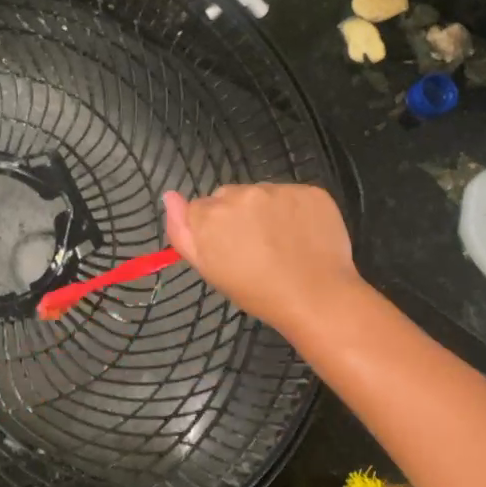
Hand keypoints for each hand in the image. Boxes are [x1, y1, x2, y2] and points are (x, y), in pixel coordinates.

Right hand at [162, 184, 363, 333]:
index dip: (211, 229)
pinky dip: (294, 211)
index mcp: (211, 214)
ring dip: (264, 211)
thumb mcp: (208, 269)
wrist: (316, 296)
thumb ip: (181, 231)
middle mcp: (241, 193)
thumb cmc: (255, 291)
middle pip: (229, 197)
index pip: (199, 208)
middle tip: (252, 248)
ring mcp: (278, 190)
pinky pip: (293, 196)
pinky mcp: (309, 191)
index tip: (226, 249)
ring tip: (279, 244)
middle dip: (235, 216)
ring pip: (261, 194)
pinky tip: (300, 236)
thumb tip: (169, 196)